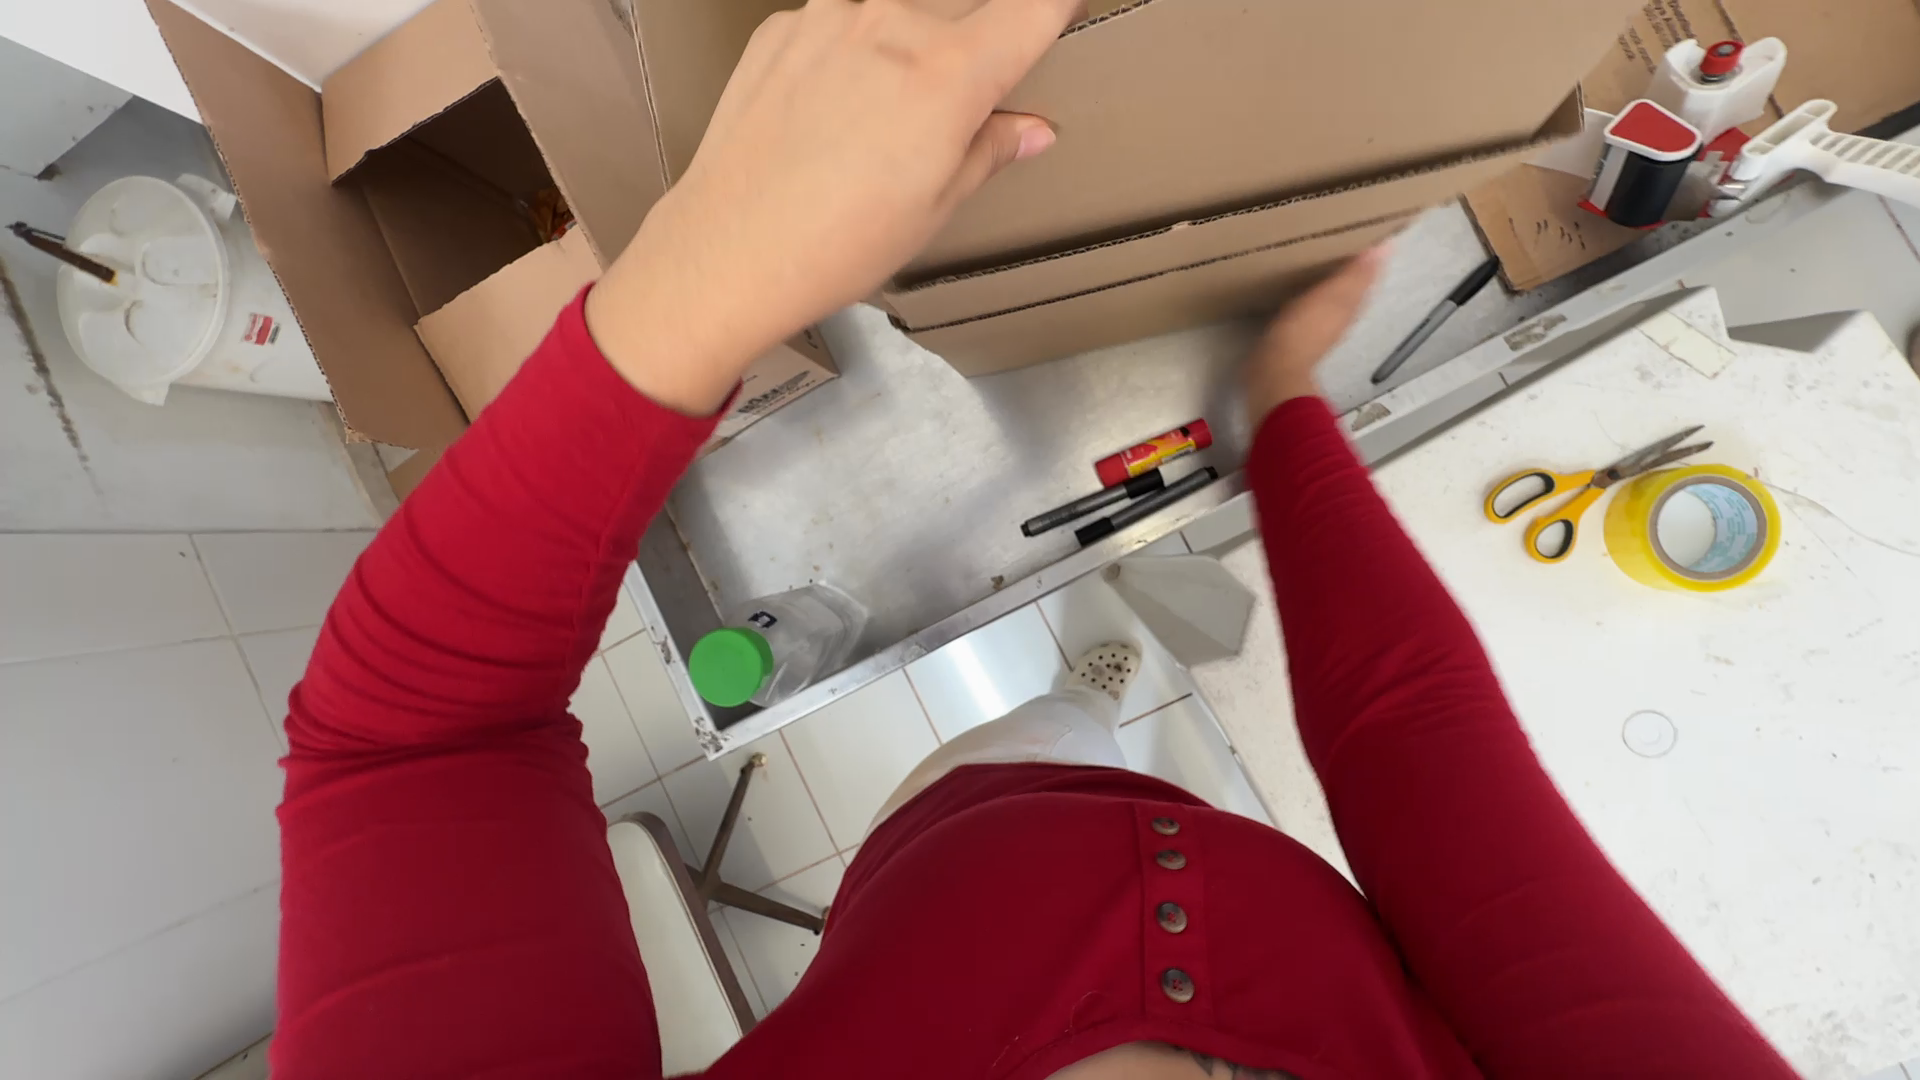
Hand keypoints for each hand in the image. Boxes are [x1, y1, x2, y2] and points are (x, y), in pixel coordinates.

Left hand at [588, 0, 1084, 413]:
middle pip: (962, 16)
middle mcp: (891, 21)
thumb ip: (989, 151)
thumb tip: (1032, 129)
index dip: (1053, 11)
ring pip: (898, 18)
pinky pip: (841, 26)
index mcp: (948, 75)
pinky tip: (831, 120)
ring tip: (878, 133)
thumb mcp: (934, 210)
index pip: (1029, 10)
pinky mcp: (783, 27)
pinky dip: (853, 59)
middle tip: (949, 124)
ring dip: (907, 59)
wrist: (733, 247)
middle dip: (972, 58)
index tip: (1061, 16)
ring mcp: (830, 16)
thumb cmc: (839, 244)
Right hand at [1243, 247, 1386, 429]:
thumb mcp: (1331, 296)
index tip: (1366, 235)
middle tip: (1342, 244)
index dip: (1368, 257)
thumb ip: (1355, 274)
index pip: (1367, 276)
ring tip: (1321, 263)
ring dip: (1330, 284)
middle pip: (1351, 289)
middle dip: (1349, 269)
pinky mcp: (1299, 338)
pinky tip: (1302, 292)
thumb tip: (1387, 246)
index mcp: (1352, 304)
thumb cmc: (1303, 329)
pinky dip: (1312, 299)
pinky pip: (1311, 311)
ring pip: (1332, 300)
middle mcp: (1342, 318)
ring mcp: (1321, 330)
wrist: (1275, 369)